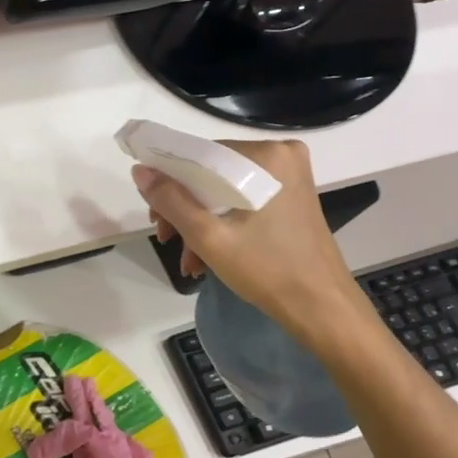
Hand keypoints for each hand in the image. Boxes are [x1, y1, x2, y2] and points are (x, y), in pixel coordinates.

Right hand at [134, 139, 365, 342]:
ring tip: (187, 258)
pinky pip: (241, 199)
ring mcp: (288, 175)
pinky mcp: (290, 194)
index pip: (199, 155)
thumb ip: (170, 201)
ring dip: (199, 221)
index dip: (168, 182)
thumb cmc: (264, 268)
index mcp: (266, 156)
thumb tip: (140, 171)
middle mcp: (281, 155)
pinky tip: (206, 253)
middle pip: (210, 173)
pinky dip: (221, 222)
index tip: (153, 215)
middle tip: (166, 238)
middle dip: (183, 207)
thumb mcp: (207, 236)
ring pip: (223, 189)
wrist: (317, 303)